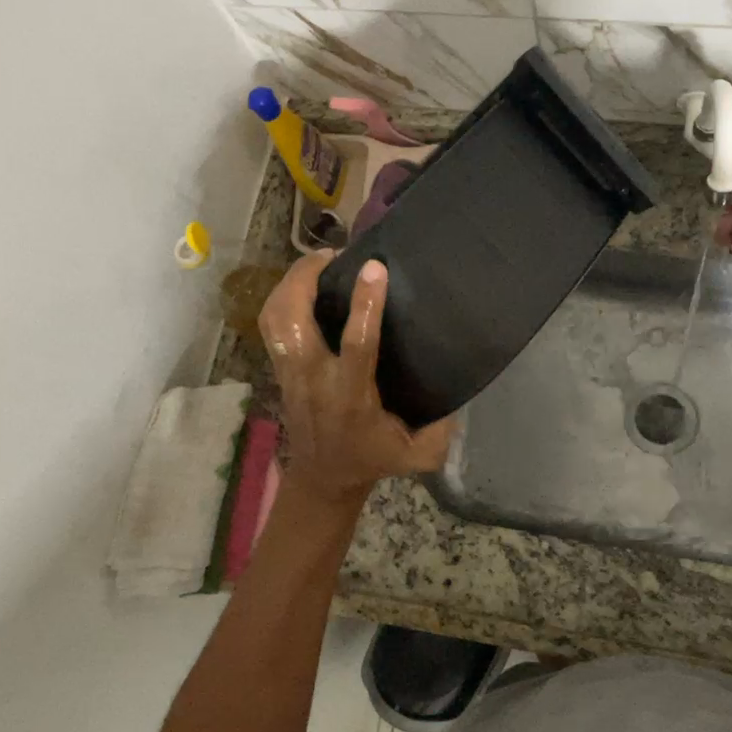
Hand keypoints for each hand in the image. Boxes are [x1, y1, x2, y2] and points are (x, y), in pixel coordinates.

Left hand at [257, 252, 453, 510]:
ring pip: (275, 317)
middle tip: (333, 254)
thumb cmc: (372, 458)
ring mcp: (290, 372)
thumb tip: (460, 399)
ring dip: (291, 283)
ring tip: (317, 261)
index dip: (365, 304)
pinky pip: (271, 325)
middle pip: (294, 319)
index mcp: (351, 396)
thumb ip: (440, 432)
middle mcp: (314, 378)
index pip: (356, 343)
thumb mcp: (415, 454)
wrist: (323, 478)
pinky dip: (282, 296)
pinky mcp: (280, 368)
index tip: (374, 268)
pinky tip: (302, 283)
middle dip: (306, 279)